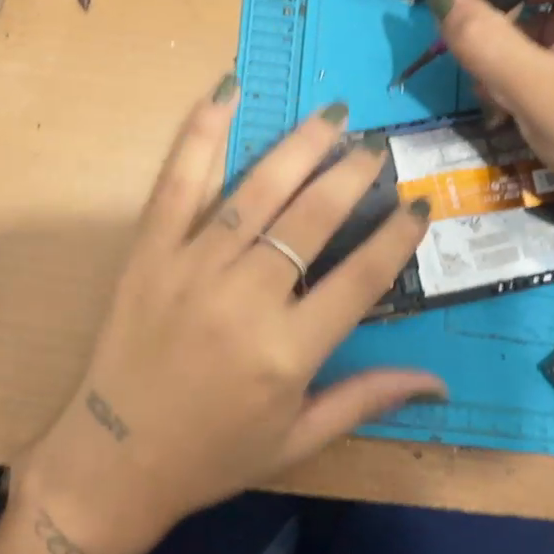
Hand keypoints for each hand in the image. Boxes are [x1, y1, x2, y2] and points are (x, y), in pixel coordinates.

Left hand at [12, 78, 443, 553]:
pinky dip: (200, 135)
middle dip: (352, 176)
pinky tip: (226, 93)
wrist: (114, 460)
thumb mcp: (297, 440)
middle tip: (375, 147)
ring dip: (299, 148)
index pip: (360, 279)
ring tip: (333, 116)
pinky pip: (178, 184)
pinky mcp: (148, 254)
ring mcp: (191, 269)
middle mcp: (245, 299)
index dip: (396, 238)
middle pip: (311, 220)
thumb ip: (366, 400)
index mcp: (288, 352)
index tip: (417, 206)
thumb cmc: (211, 456)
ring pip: (256, 192)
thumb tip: (439, 383)